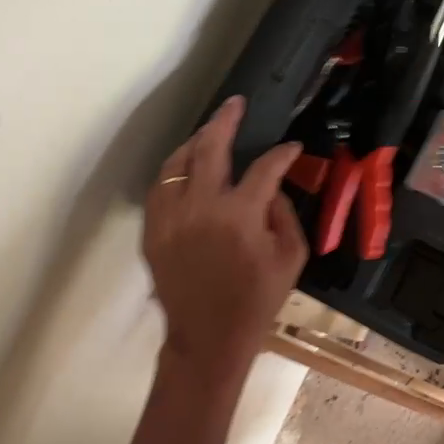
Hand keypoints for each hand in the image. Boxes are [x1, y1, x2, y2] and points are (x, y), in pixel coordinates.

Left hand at [143, 96, 307, 377]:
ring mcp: (170, 217)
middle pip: (210, 147)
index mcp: (240, 216)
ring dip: (195, 141)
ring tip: (210, 132)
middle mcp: (201, 208)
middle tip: (236, 104)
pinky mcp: (152, 230)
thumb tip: (272, 186)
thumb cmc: (256, 301)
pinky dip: (175, 170)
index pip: (264, 168)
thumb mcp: (291, 258)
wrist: (208, 338)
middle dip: (225, 119)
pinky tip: (187, 167)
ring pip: (176, 162)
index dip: (282, 154)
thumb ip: (284, 214)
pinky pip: (160, 187)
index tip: (291, 147)